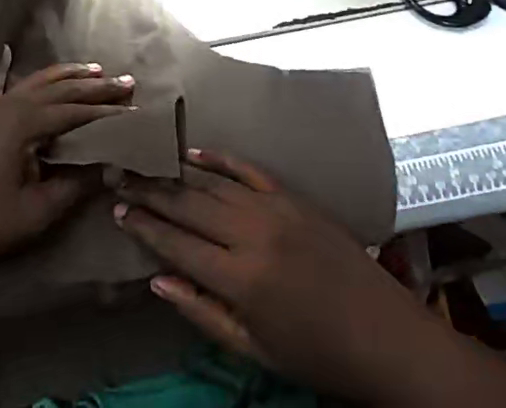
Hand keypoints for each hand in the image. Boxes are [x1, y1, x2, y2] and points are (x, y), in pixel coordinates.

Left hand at [0, 62, 135, 270]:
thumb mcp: (36, 210)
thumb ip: (74, 186)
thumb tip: (110, 169)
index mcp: (26, 123)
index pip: (76, 112)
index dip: (108, 112)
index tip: (136, 109)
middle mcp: (11, 107)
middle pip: (60, 90)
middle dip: (95, 86)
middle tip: (126, 81)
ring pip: (35, 82)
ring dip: (65, 74)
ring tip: (92, 68)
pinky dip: (4, 68)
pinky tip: (6, 51)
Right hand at [113, 149, 435, 402]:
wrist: (389, 338)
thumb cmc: (317, 354)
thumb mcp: (254, 349)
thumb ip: (202, 311)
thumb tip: (155, 278)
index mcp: (240, 278)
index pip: (176, 243)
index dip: (143, 225)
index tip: (116, 208)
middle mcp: (252, 234)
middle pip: (188, 204)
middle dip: (150, 190)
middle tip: (119, 174)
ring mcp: (275, 209)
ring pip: (212, 182)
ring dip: (175, 171)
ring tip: (147, 162)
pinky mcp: (294, 197)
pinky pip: (249, 170)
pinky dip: (220, 158)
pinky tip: (195, 150)